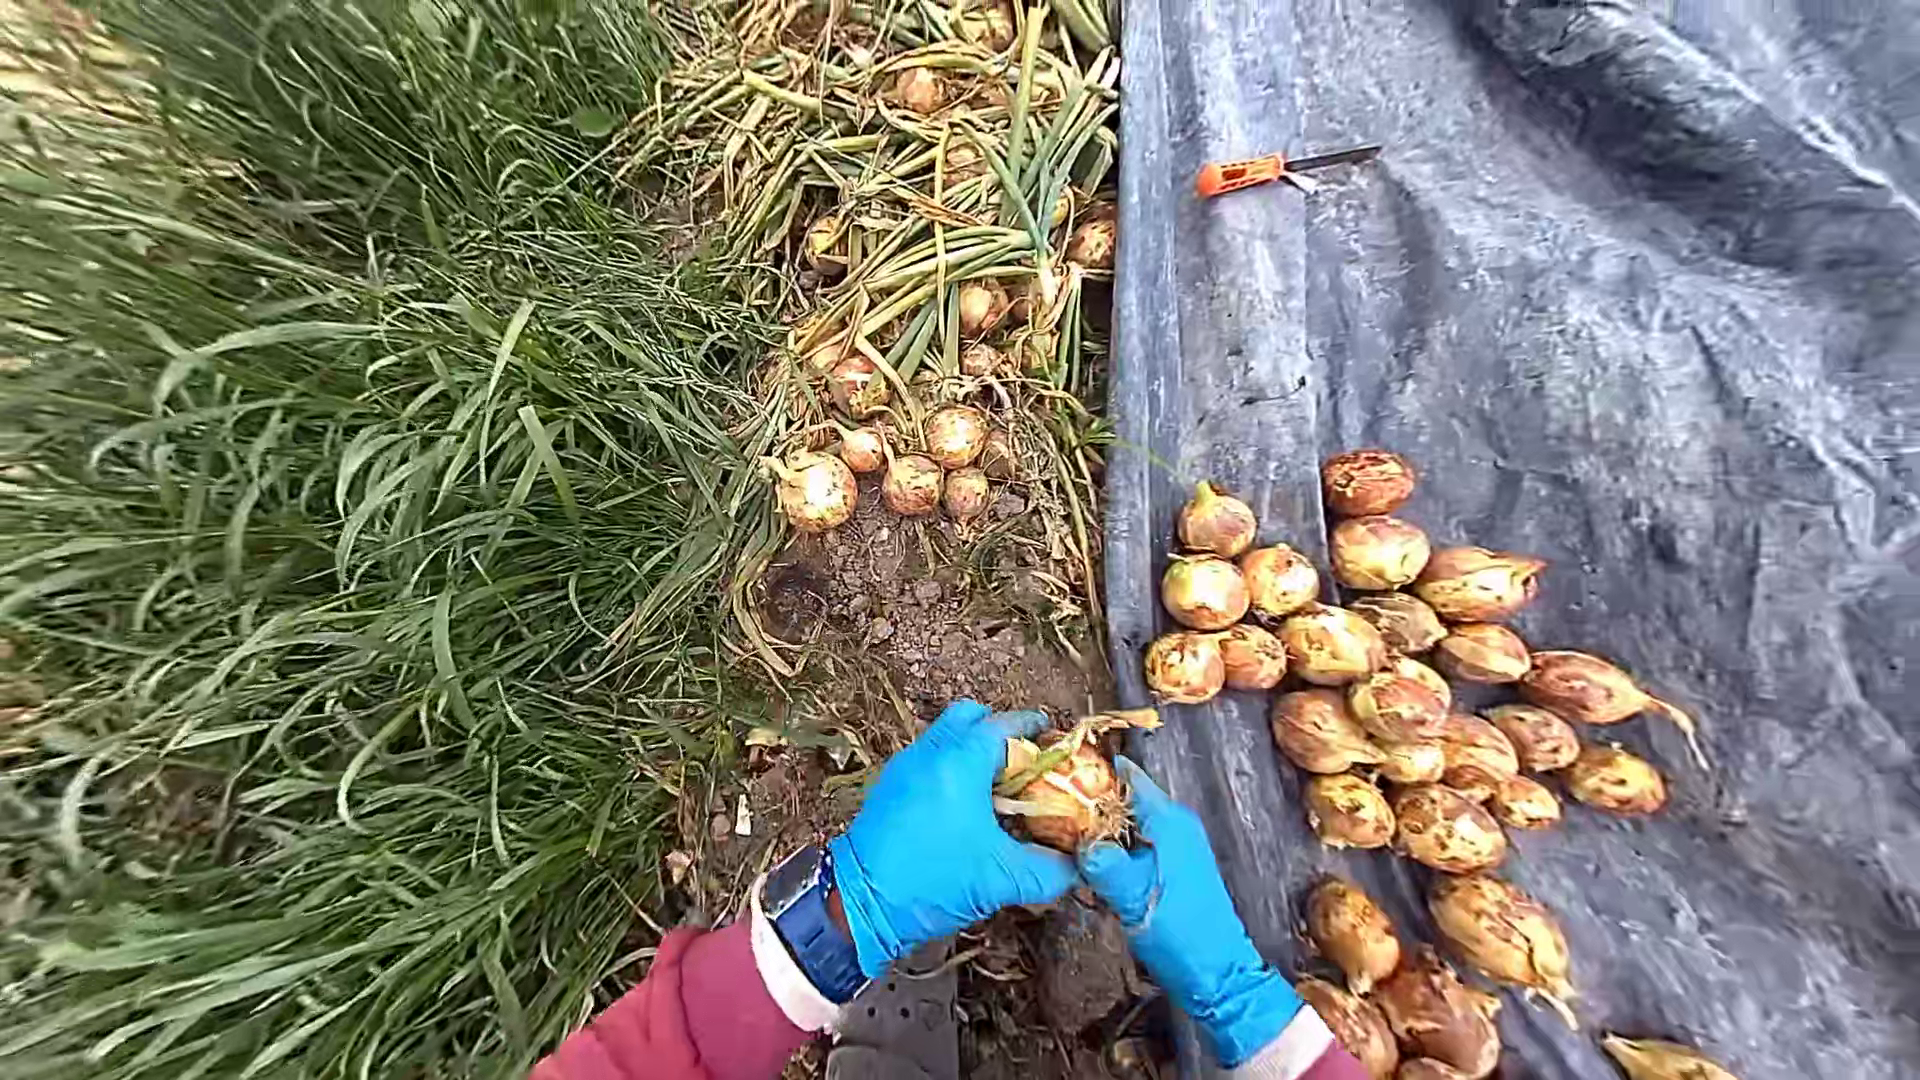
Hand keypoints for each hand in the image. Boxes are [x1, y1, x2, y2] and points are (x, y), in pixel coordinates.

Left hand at [828, 700, 1077, 976]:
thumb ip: (1048, 871)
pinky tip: (962, 801)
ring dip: (972, 746)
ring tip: (993, 782)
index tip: (1051, 734)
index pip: (1004, 724)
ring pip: (946, 733)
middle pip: (970, 714)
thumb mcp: (1001, 879)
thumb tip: (1076, 867)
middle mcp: (932, 749)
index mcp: (961, 759)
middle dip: (997, 728)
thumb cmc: (934, 878)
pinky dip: (950, 763)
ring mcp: (907, 762)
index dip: (1032, 726)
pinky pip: (929, 754)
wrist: (860, 902)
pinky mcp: (891, 781)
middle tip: (1019, 758)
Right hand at [1078, 756, 1302, 1067]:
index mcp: (1169, 818)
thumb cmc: (1181, 934)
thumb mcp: (1132, 897)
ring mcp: (1176, 840)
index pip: (1126, 774)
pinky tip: (1097, 864)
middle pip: (1124, 795)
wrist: (1220, 979)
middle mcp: (1175, 820)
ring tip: (1072, 839)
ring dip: (1101, 828)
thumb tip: (1074, 836)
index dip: (1093, 773)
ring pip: (1127, 819)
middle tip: (1059, 814)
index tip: (1063, 779)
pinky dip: (1115, 845)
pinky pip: (1136, 838)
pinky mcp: (1173, 859)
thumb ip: (1101, 861)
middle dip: (1092, 803)